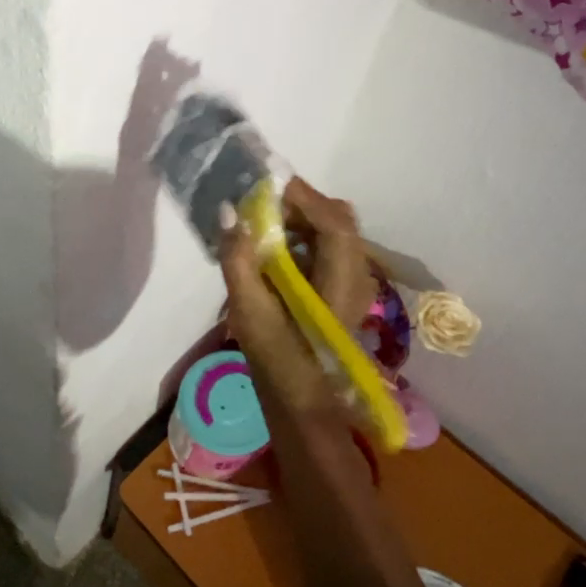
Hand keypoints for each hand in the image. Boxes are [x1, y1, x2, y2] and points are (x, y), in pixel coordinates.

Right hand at [221, 178, 373, 401]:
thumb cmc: (278, 359)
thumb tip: (229, 210)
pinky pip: (329, 247)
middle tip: (259, 199)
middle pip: (339, 221)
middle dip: (301, 202)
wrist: (301, 403)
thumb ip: (237, 258)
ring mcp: (353, 285)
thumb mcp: (249, 310)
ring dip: (301, 217)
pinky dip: (304, 235)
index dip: (303, 196)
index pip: (334, 222)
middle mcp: (357, 278)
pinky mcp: (341, 291)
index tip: (264, 183)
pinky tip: (275, 247)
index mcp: (341, 283)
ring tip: (262, 219)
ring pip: (336, 231)